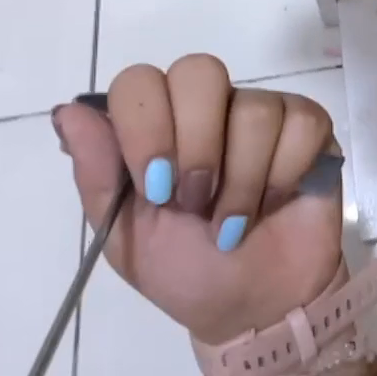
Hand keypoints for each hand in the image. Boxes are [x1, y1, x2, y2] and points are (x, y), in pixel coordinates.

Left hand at [55, 57, 343, 344]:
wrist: (251, 304)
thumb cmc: (184, 269)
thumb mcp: (125, 235)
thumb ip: (98, 173)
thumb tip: (66, 110)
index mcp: (161, 122)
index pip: (141, 80)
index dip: (147, 126)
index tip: (154, 188)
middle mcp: (212, 105)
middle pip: (200, 71)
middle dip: (197, 143)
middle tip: (195, 199)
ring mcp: (264, 110)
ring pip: (255, 109)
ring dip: (242, 181)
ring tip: (235, 220)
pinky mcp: (310, 125)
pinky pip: (301, 123)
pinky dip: (283, 174)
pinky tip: (275, 201)